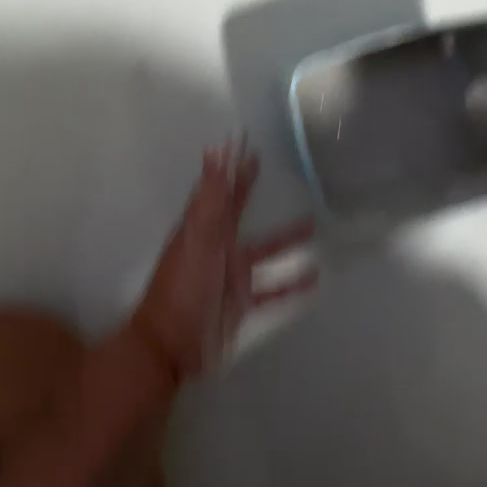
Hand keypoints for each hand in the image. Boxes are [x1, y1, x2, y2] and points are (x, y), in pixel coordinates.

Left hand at [130, 145, 316, 378]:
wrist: (170, 346)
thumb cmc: (184, 287)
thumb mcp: (198, 237)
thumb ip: (210, 197)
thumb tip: (215, 150)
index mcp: (203, 227)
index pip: (220, 187)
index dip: (231, 165)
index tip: (245, 140)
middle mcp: (217, 246)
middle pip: (236, 210)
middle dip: (249, 188)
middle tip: (268, 165)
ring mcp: (230, 275)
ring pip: (262, 250)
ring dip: (284, 238)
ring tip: (314, 224)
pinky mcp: (242, 304)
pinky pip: (272, 289)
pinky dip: (292, 284)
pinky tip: (316, 279)